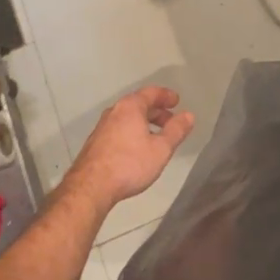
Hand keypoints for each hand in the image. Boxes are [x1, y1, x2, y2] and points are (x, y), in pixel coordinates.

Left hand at [62, 87, 194, 210]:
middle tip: (170, 121)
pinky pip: (119, 130)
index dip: (166, 95)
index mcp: (130, 107)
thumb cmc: (130, 163)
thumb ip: (176, 130)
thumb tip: (189, 115)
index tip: (177, 101)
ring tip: (156, 138)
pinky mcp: (95, 143)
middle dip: (156, 111)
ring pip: (128, 118)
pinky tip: (137, 149)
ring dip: (144, 123)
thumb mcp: (161, 149)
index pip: (151, 92)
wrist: (91, 187)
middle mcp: (114, 111)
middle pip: (138, 104)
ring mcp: (102, 127)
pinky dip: (132, 132)